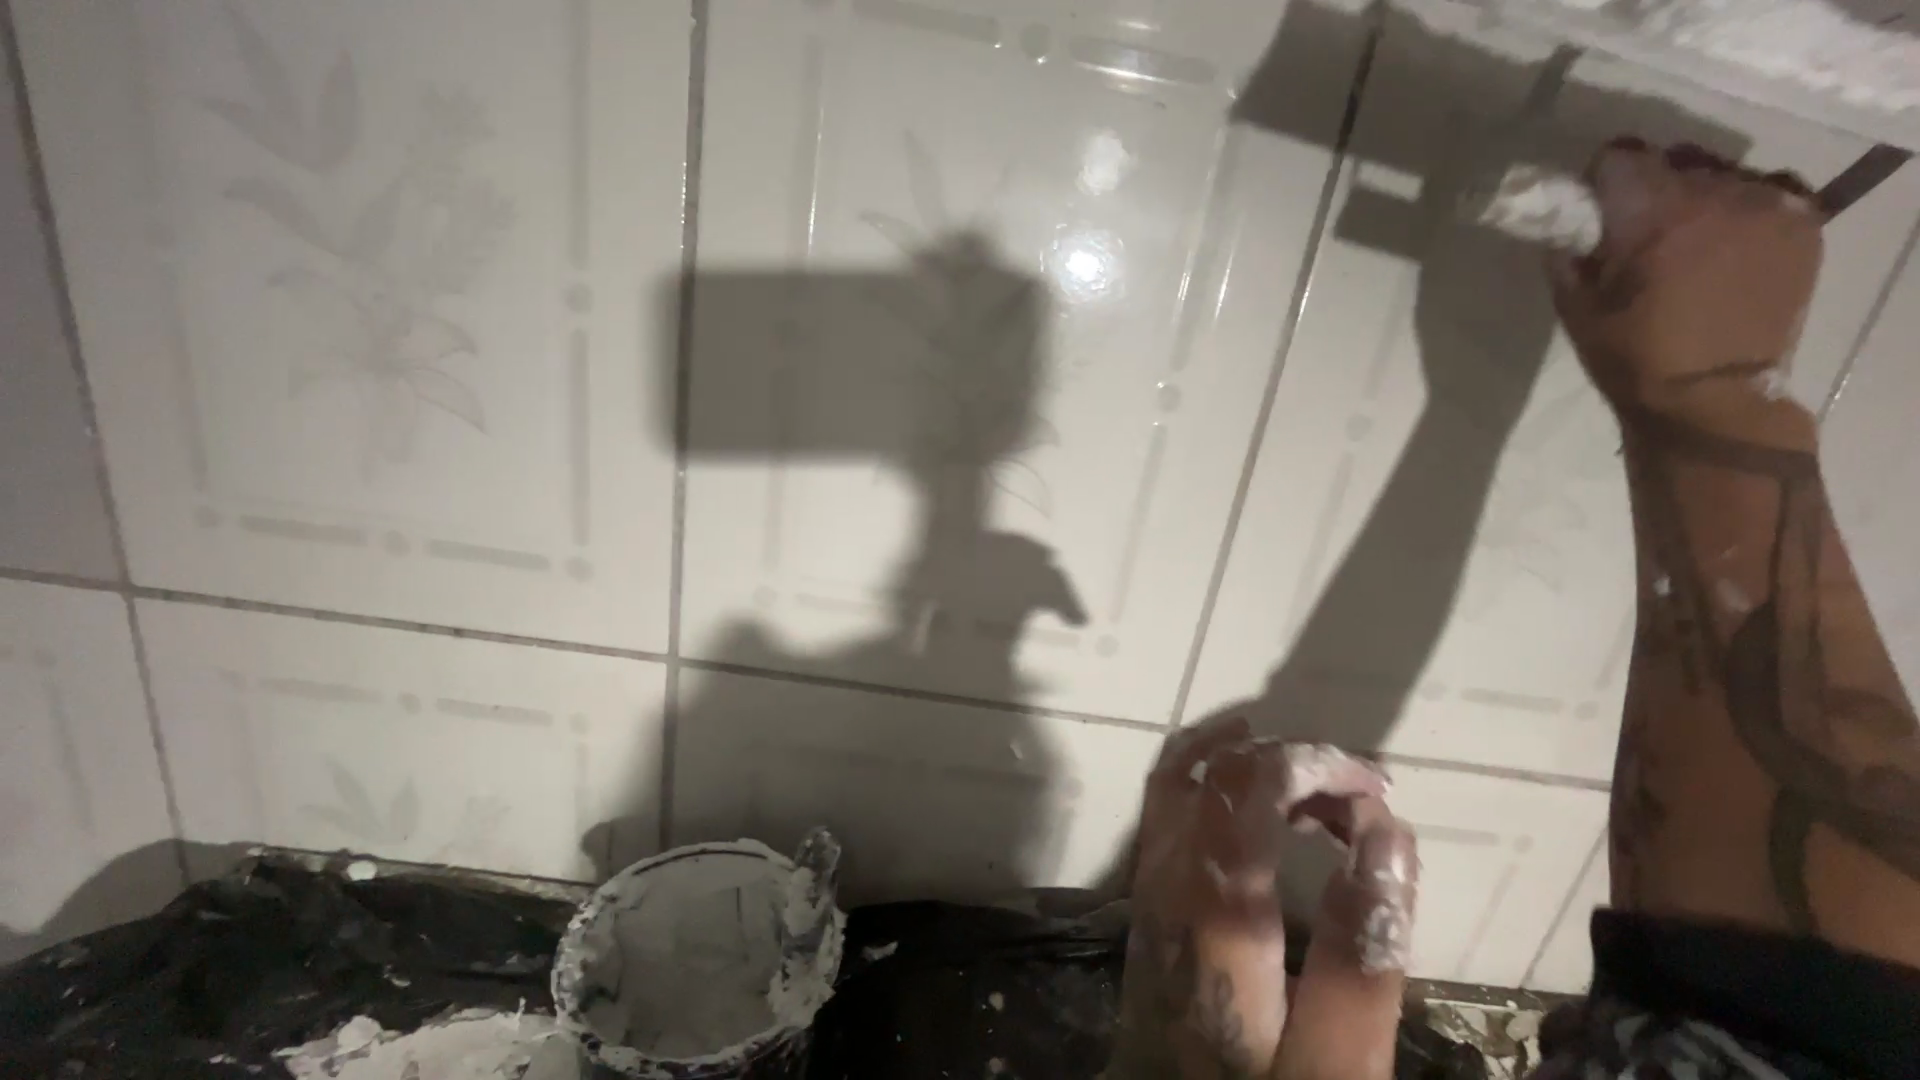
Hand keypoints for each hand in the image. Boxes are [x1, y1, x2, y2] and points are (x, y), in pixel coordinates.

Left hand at [1112, 718, 1419, 1079]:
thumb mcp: (1336, 1057)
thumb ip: (1362, 950)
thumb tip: (1387, 833)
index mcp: (1217, 908)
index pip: (1251, 788)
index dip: (1314, 765)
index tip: (1377, 791)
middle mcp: (1170, 872)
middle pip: (1222, 772)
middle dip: (1298, 762)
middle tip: (1364, 794)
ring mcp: (1149, 872)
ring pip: (1187, 773)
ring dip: (1257, 761)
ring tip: (1324, 786)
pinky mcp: (1146, 882)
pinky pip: (1168, 796)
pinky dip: (1208, 765)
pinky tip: (1243, 767)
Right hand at [1550, 138, 1822, 445]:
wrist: (1712, 397)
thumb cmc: (1631, 357)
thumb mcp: (1576, 308)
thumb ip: (1569, 255)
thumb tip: (1566, 226)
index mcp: (1653, 216)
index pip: (1621, 156)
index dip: (1600, 176)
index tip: (1591, 202)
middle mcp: (1718, 195)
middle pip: (1673, 160)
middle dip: (1647, 187)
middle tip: (1635, 227)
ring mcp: (1770, 205)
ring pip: (1720, 173)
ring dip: (1696, 195)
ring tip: (1685, 236)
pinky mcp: (1805, 221)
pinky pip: (1769, 188)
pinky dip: (1744, 203)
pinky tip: (1728, 237)